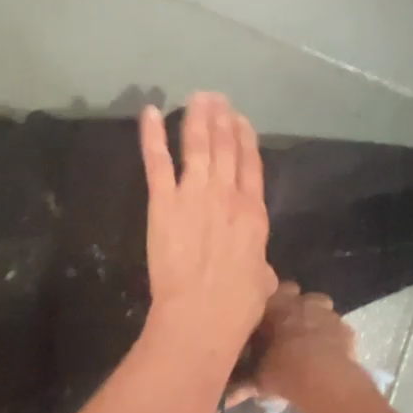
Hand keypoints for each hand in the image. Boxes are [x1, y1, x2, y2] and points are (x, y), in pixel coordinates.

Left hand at [139, 93, 275, 358]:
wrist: (202, 315)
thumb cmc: (236, 307)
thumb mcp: (261, 282)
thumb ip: (259, 265)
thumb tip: (259, 269)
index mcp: (254, 214)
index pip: (251, 166)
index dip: (246, 139)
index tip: (242, 120)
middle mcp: (227, 195)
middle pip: (225, 148)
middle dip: (221, 119)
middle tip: (217, 98)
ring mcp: (195, 194)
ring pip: (197, 146)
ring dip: (197, 118)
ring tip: (197, 96)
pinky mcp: (164, 202)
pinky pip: (158, 162)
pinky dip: (153, 136)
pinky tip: (151, 113)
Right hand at [230, 280, 365, 408]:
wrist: (322, 378)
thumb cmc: (281, 368)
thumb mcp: (256, 377)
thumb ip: (242, 381)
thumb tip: (223, 397)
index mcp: (274, 303)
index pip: (270, 291)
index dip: (268, 303)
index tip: (264, 317)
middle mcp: (300, 301)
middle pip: (296, 293)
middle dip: (292, 305)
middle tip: (285, 325)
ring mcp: (326, 313)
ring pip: (319, 306)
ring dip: (314, 317)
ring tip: (308, 338)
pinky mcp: (346, 329)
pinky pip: (337, 327)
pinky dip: (333, 336)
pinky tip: (328, 352)